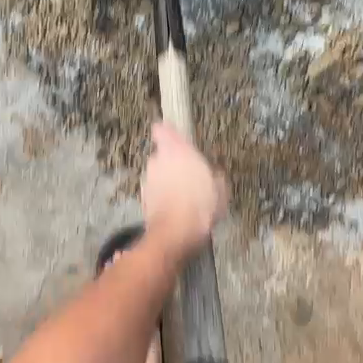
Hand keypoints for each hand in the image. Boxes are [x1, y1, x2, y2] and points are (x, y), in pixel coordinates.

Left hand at [140, 122, 225, 260]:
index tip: (174, 139)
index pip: (162, 130)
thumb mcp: (220, 190)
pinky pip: (153, 189)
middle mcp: (159, 159)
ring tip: (181, 195)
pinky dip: (160, 194)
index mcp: (179, 151)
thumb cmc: (201, 205)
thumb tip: (214, 175)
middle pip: (162, 153)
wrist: (175, 232)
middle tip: (186, 174)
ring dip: (165, 179)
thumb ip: (215, 176)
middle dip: (171, 162)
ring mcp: (148, 177)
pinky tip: (173, 207)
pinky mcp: (143, 195)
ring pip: (157, 172)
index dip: (166, 133)